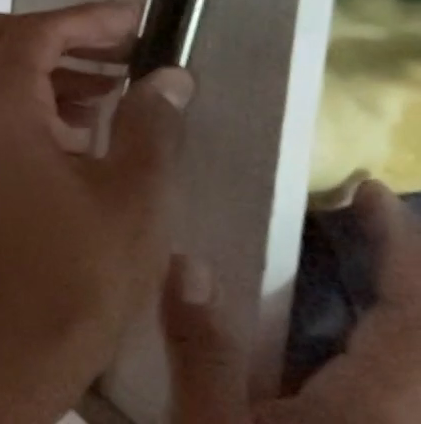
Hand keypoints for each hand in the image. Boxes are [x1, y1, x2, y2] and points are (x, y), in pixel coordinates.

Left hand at [0, 3, 194, 380]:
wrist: (22, 322)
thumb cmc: (82, 260)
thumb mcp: (134, 190)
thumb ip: (150, 124)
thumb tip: (167, 77)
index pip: (31, 33)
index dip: (84, 19)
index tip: (139, 20)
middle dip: (60, 33)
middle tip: (125, 48)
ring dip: (46, 64)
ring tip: (118, 84)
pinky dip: (28, 93)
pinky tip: (84, 119)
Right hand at [164, 181, 420, 422]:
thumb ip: (204, 349)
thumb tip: (189, 264)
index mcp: (380, 402)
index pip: (406, 310)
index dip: (395, 245)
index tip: (365, 188)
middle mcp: (411, 411)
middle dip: (400, 273)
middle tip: (350, 220)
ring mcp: (400, 421)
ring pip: (413, 358)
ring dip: (392, 308)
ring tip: (348, 263)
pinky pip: (399, 376)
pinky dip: (382, 341)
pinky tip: (336, 333)